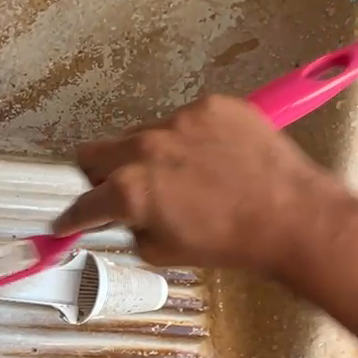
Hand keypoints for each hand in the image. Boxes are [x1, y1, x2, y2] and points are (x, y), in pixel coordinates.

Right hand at [50, 95, 357, 279]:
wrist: (292, 217)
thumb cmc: (227, 242)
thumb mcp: (160, 252)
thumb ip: (129, 227)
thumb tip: (122, 216)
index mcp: (128, 192)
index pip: (81, 204)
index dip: (71, 218)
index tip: (66, 222)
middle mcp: (145, 150)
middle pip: (93, 152)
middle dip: (100, 174)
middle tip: (122, 190)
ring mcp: (179, 122)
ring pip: (139, 136)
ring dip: (145, 156)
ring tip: (180, 176)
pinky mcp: (211, 106)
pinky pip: (181, 121)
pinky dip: (186, 140)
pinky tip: (209, 160)